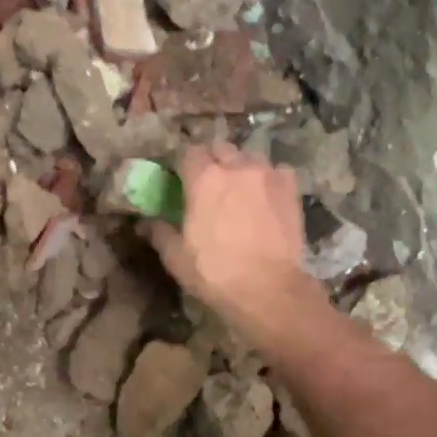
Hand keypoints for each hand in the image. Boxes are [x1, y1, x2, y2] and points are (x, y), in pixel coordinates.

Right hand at [148, 143, 310, 315]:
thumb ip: (159, 232)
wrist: (266, 287)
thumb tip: (145, 222)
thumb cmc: (213, 272)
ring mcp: (267, 174)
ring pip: (249, 156)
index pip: (188, 152)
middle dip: (211, 159)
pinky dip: (267, 177)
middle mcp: (236, 167)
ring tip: (237, 188)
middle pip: (220, 148)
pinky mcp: (290, 187)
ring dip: (240, 166)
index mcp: (204, 179)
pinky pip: (276, 170)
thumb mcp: (175, 257)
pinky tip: (264, 195)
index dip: (182, 163)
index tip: (178, 177)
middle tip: (206, 183)